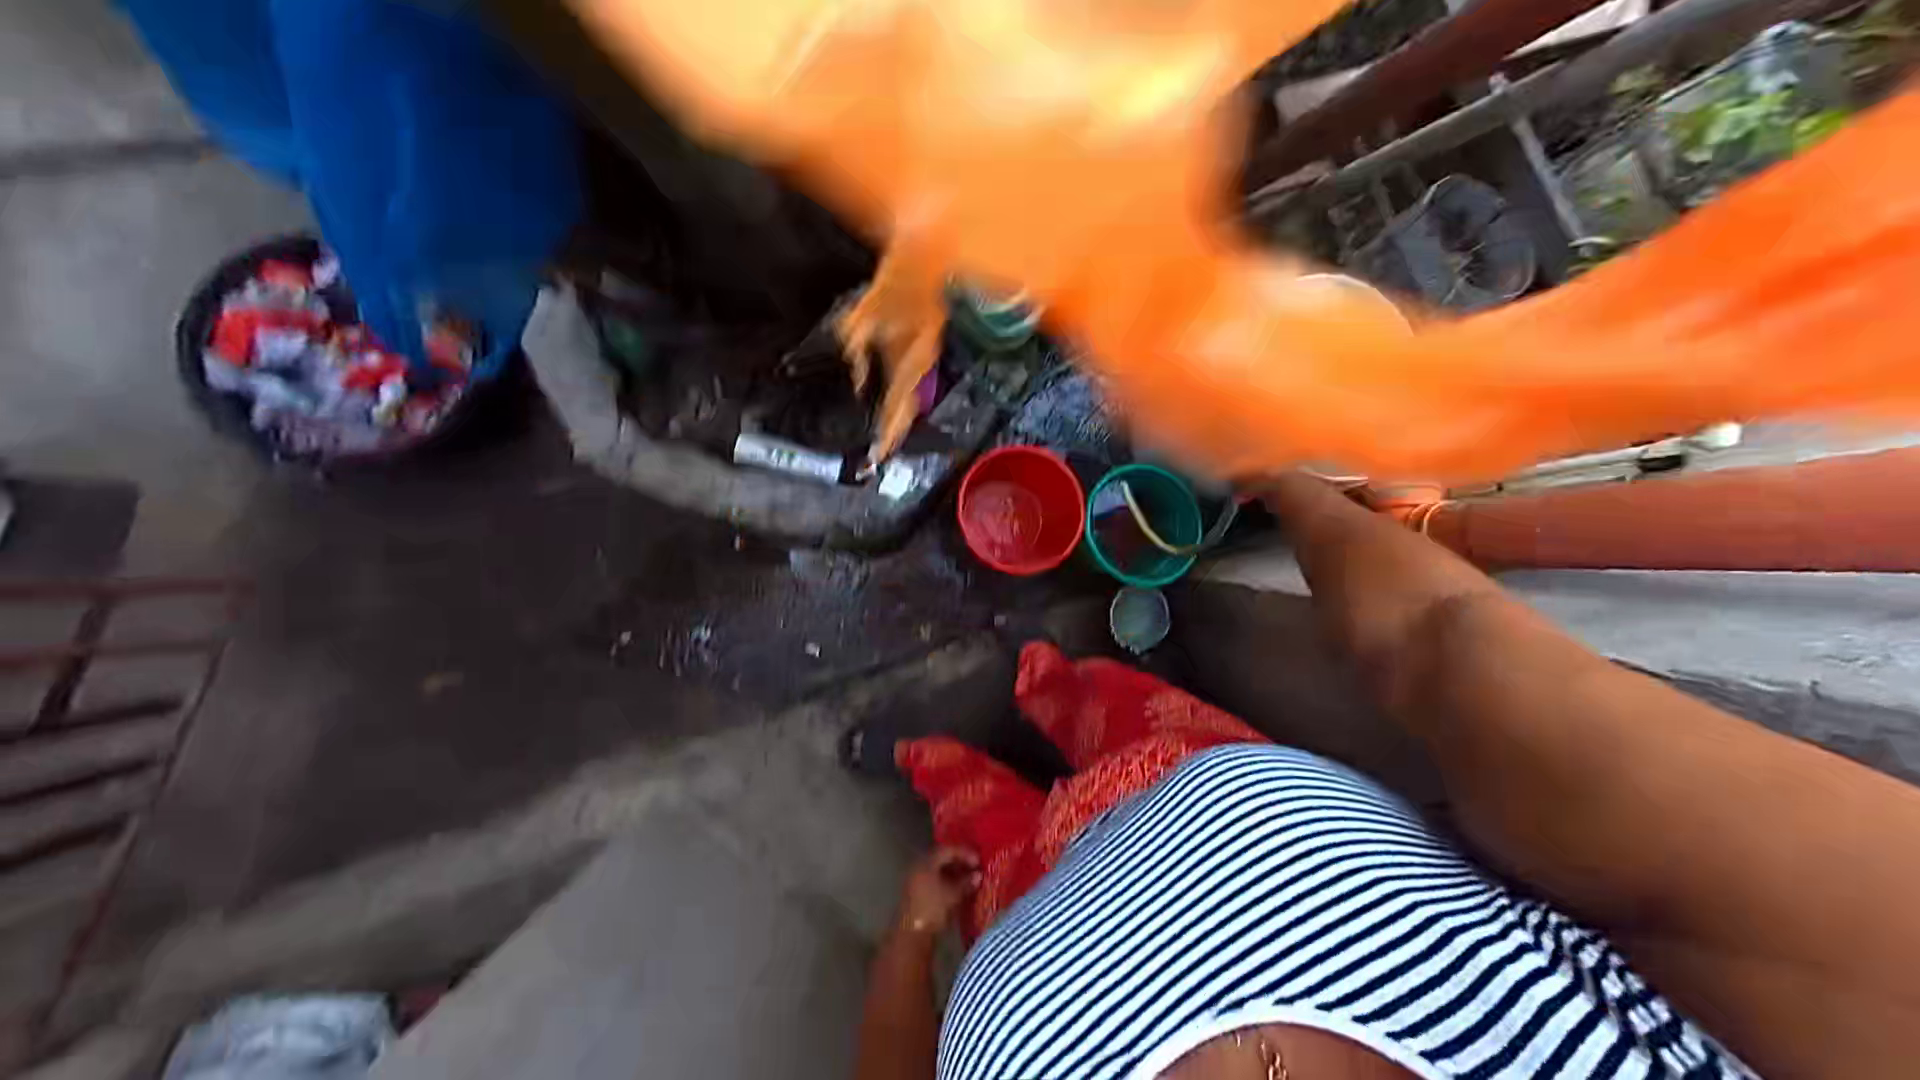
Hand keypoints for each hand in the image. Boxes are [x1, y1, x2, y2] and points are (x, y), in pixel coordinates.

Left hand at [896, 846, 980, 937]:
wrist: (911, 937)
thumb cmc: (932, 911)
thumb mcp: (953, 896)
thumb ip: (966, 883)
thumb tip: (978, 875)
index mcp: (926, 863)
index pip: (947, 850)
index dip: (964, 853)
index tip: (979, 860)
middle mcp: (918, 867)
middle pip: (941, 858)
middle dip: (959, 862)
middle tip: (975, 867)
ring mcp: (915, 880)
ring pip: (937, 870)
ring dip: (953, 873)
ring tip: (969, 879)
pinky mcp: (915, 894)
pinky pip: (933, 880)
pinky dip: (946, 881)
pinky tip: (957, 890)